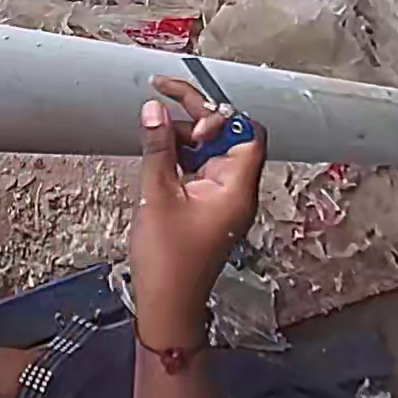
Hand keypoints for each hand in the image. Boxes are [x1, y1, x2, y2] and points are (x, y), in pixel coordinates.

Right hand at [129, 77, 267, 345]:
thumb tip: (153, 109)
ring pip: (208, 148)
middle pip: (225, 135)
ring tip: (152, 131)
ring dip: (182, 133)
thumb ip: (157, 147)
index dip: (217, 112)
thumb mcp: (157, 195)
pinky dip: (178, 153)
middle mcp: (234, 188)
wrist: (166, 303)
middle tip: (160, 94)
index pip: (245, 132)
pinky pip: (197, 165)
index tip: (181, 104)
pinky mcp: (204, 204)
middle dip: (195, 113)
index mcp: (236, 186)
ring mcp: (219, 196)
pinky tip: (156, 150)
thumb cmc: (167, 257)